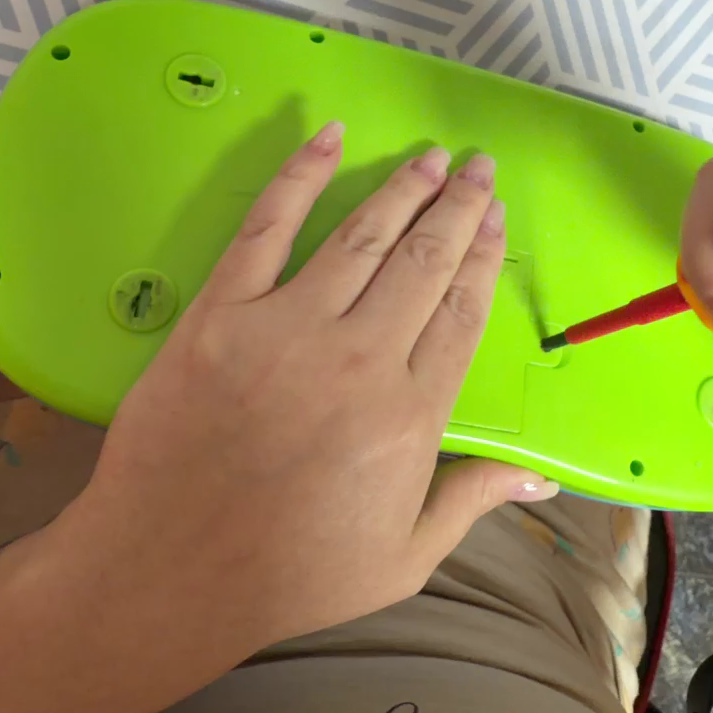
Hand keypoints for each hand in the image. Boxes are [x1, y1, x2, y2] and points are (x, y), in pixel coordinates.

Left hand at [57, 125, 553, 649]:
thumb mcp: (401, 559)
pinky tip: (328, 138)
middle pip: (424, 262)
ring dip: (402, 189)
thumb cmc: (291, 573)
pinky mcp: (221, 313)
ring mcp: (287, 329)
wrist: (168, 572)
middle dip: (458, 207)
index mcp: (410, 415)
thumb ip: (472, 500)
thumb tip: (544, 479)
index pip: (462, 312)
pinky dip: (300, 176)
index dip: (483, 257)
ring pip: (361, 237)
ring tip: (431, 157)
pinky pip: (267, 228)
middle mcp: (361, 359)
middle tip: (478, 166)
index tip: (496, 218)